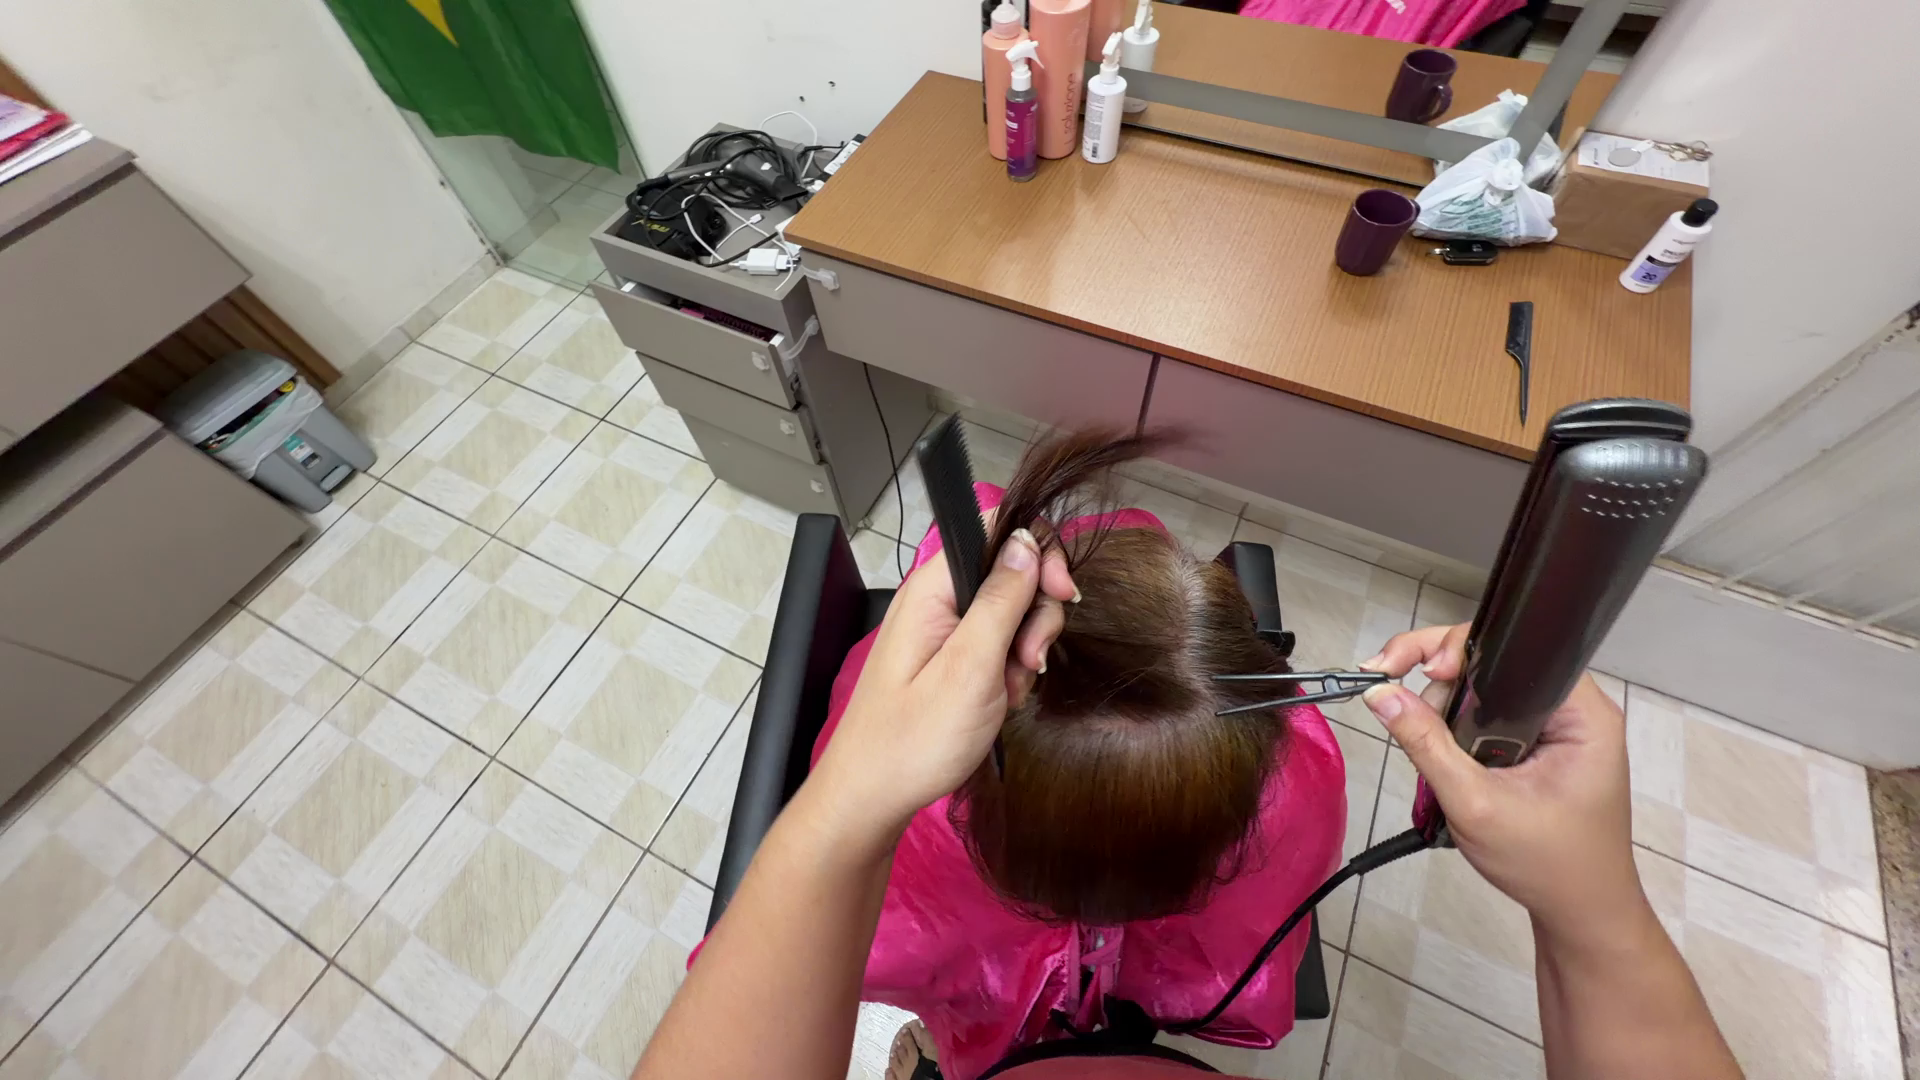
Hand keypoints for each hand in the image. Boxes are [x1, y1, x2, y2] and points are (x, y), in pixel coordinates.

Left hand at [811, 528, 1076, 838]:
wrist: (874, 796)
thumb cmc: (916, 738)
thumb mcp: (971, 667)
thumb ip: (1002, 600)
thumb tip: (1026, 539)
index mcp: (935, 587)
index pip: (997, 531)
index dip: (1038, 552)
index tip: (1061, 594)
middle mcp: (940, 599)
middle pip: (1013, 575)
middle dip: (1035, 616)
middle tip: (1029, 661)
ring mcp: (947, 630)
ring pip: (1012, 615)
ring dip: (1025, 651)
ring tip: (1009, 691)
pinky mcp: (953, 657)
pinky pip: (999, 646)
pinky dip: (1011, 671)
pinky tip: (1001, 700)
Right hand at [1358, 625, 1645, 937]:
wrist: (1579, 914)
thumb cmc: (1543, 862)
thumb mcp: (1475, 802)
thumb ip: (1425, 743)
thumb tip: (1377, 692)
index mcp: (1579, 713)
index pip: (1512, 648)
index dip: (1459, 648)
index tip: (1419, 673)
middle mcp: (1568, 707)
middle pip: (1488, 658)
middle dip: (1434, 671)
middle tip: (1389, 687)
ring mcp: (1549, 724)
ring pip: (1477, 684)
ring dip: (1436, 699)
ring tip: (1415, 732)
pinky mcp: (1530, 741)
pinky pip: (1479, 709)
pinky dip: (1446, 717)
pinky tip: (1429, 737)